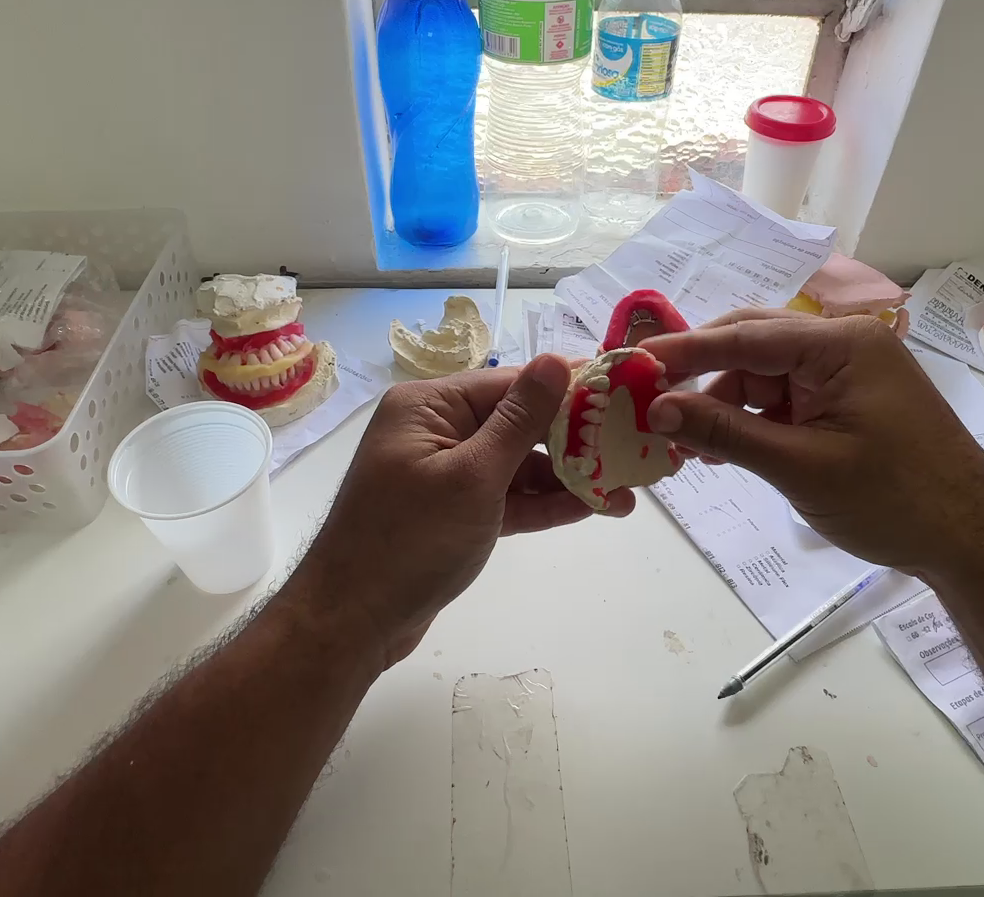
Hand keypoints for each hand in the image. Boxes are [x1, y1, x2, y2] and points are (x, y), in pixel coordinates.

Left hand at [288, 355, 634, 666]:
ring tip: (625, 488)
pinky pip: (506, 497)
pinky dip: (542, 503)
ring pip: (516, 464)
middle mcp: (435, 431)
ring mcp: (444, 474)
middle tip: (631, 446)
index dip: (565, 389)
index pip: (508, 384)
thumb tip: (555, 360)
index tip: (619, 393)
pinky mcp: (454, 513)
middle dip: (572, 439)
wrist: (352, 623)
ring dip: (566, 477)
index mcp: (428, 407)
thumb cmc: (410, 539)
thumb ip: (520, 420)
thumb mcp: (473, 475)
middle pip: (516, 423)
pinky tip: (593, 508)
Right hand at [640, 309, 983, 575]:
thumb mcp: (798, 466)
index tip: (634, 363)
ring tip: (690, 448)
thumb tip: (655, 409)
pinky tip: (724, 452)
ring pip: (761, 376)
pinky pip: (782, 400)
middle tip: (651, 402)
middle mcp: (843, 345)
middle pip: (751, 346)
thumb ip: (724, 432)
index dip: (685, 351)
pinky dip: (751, 422)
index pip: (745, 336)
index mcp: (841, 344)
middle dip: (702, 377)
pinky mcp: (846, 402)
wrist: (975, 544)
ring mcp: (846, 374)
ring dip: (723, 407)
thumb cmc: (894, 500)